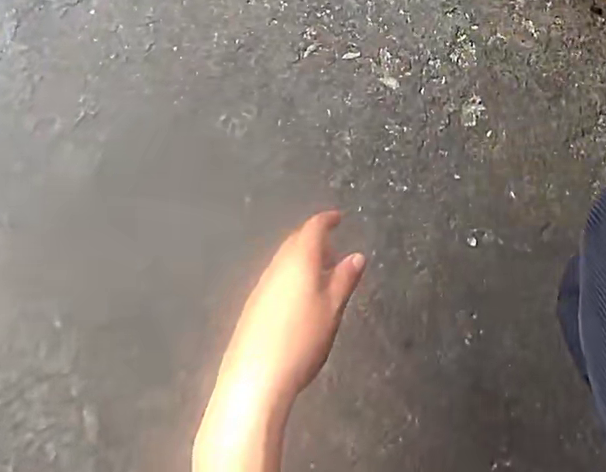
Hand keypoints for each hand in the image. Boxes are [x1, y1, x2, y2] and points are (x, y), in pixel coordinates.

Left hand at [200, 211, 365, 459]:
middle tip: (333, 249)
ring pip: (282, 263)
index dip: (327, 220)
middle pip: (294, 243)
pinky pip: (274, 282)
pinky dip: (289, 279)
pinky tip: (297, 302)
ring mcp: (258, 292)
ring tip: (320, 277)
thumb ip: (345, 278)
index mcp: (299, 261)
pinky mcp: (248, 314)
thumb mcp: (333, 308)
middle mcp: (275, 270)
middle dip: (313, 240)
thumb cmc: (301, 340)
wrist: (251, 387)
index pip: (312, 228)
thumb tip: (357, 256)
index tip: (338, 218)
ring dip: (301, 261)